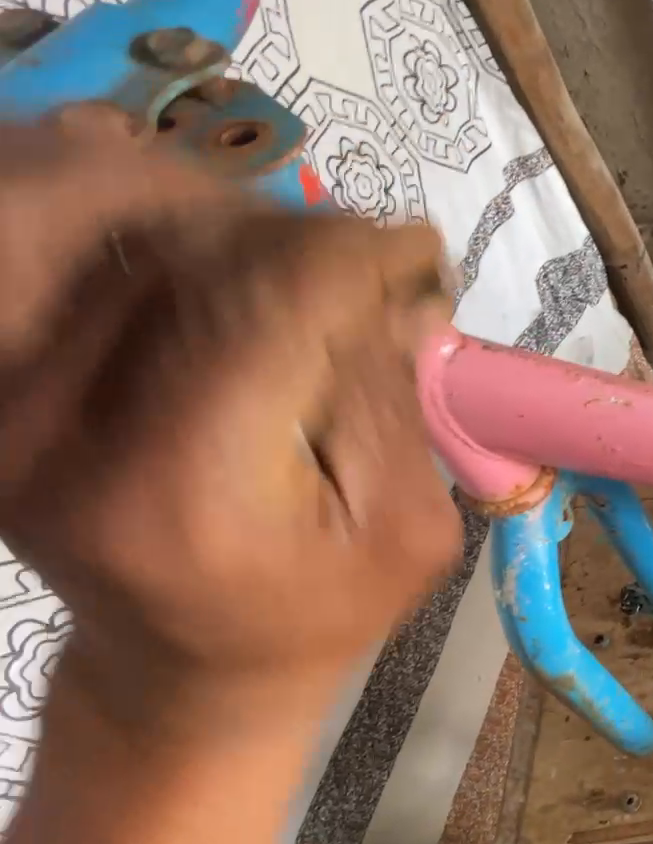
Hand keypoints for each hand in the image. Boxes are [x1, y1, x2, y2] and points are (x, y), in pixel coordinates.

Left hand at [0, 123, 459, 733]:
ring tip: (274, 237)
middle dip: (289, 228)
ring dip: (191, 195)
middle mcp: (51, 432)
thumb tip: (402, 294)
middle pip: (161, 245)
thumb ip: (394, 407)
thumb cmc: (324, 605)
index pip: (258, 311)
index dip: (350, 257)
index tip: (421, 252)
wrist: (192, 660)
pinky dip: (86, 184)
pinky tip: (175, 212)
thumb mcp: (408, 530)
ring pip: (57, 204)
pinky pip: (13, 227)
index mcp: (187, 493)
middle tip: (363, 258)